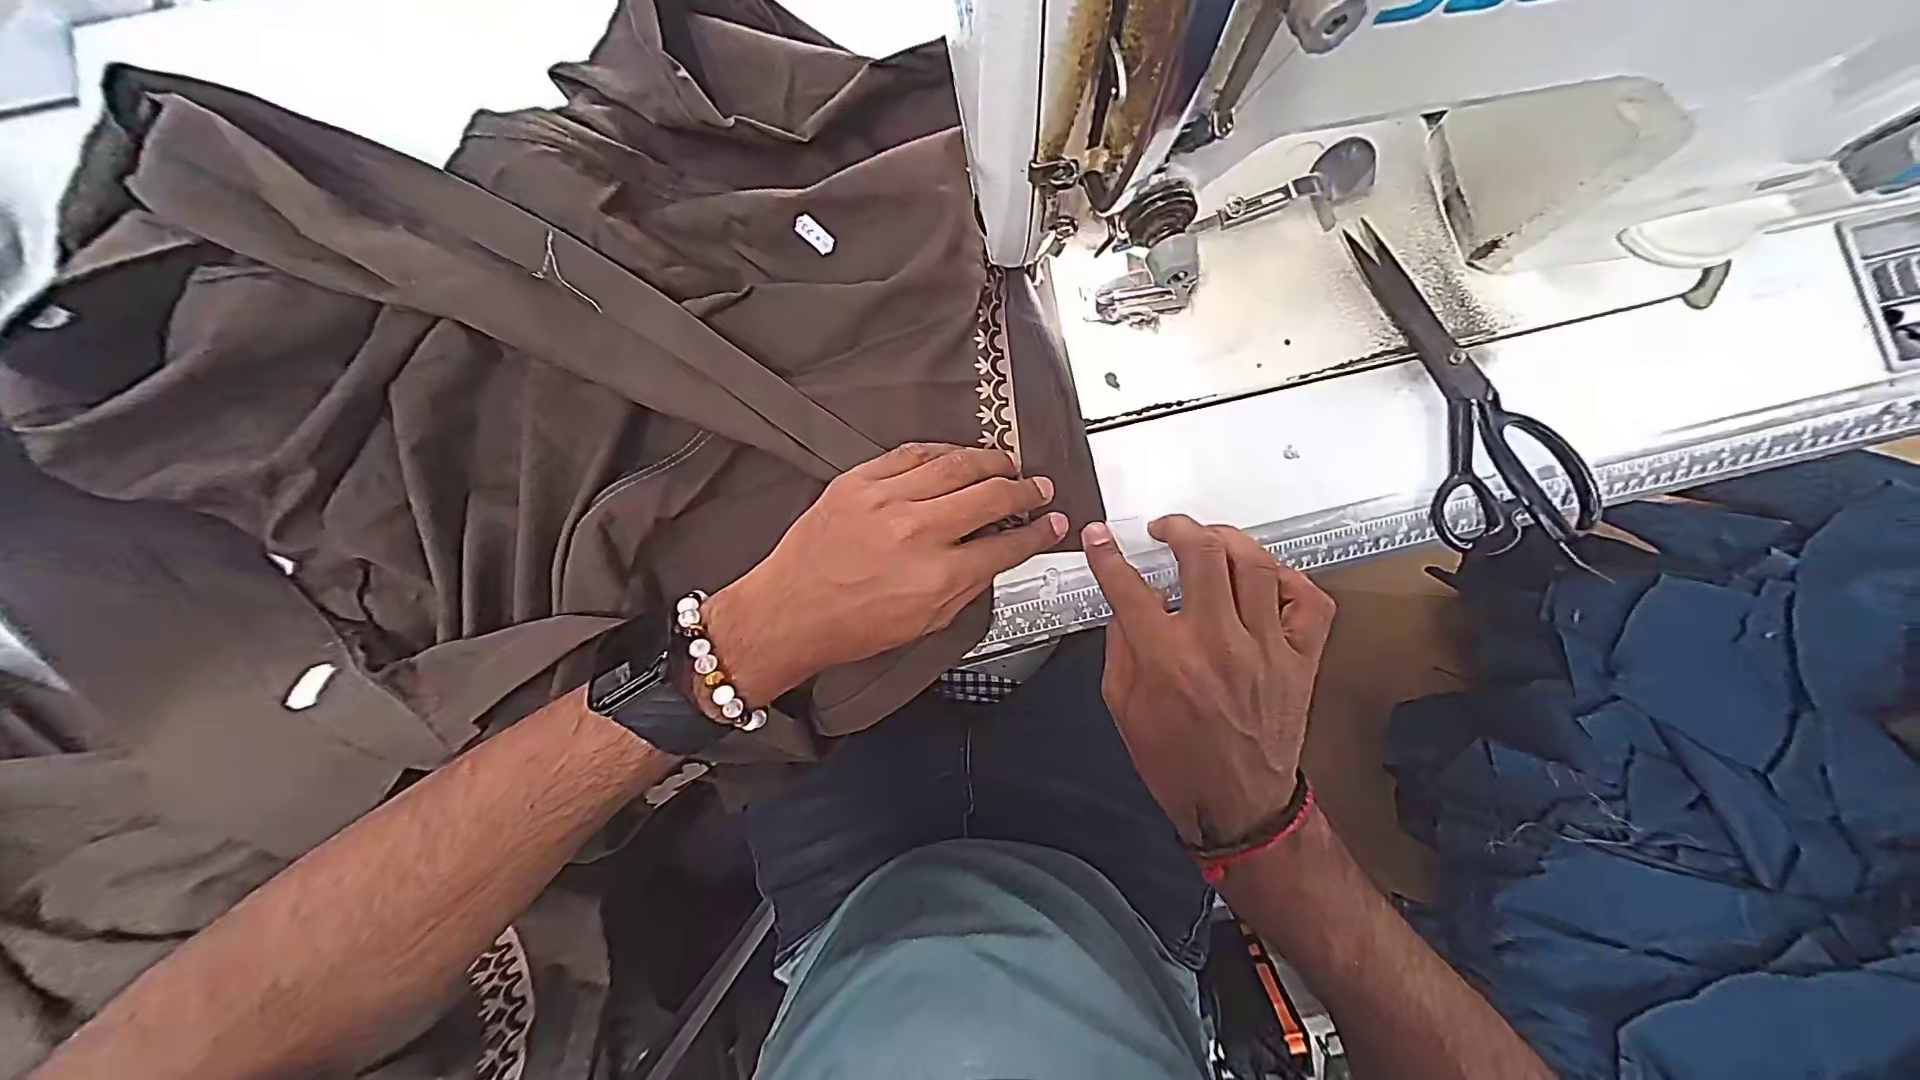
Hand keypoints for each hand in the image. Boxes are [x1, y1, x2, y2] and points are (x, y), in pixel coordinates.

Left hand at [701, 444, 1065, 703]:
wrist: (788, 611)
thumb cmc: (849, 625)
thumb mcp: (925, 621)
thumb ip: (969, 584)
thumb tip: (996, 554)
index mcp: (936, 577)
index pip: (1006, 544)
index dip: (1038, 532)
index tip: (1050, 523)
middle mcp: (915, 532)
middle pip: (991, 495)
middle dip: (1025, 490)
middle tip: (1038, 488)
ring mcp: (885, 500)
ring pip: (957, 464)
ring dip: (991, 461)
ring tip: (1006, 464)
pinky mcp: (858, 481)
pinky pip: (912, 452)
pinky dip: (943, 451)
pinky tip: (956, 454)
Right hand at [1082, 515, 1335, 846]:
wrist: (1238, 805)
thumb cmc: (1177, 762)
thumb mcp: (1122, 705)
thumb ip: (1120, 647)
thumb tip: (1125, 605)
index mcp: (1165, 659)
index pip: (1128, 586)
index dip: (1106, 554)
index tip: (1100, 538)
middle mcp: (1217, 645)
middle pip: (1201, 555)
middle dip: (1177, 527)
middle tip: (1166, 529)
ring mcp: (1266, 650)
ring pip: (1255, 565)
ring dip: (1227, 540)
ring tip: (1211, 540)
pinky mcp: (1300, 660)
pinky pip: (1308, 601)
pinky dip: (1287, 577)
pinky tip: (1264, 577)